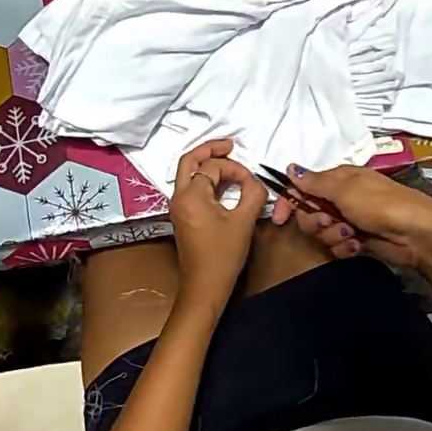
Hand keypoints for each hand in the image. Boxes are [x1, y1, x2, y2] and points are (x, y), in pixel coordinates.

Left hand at [167, 140, 266, 304]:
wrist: (204, 285)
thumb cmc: (223, 255)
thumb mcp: (244, 221)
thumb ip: (252, 194)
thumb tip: (254, 183)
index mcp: (191, 196)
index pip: (212, 168)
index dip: (235, 169)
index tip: (251, 182)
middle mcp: (178, 197)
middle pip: (188, 161)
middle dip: (209, 150)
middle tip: (229, 145)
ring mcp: (177, 207)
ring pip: (186, 174)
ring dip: (205, 164)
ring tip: (227, 161)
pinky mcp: (181, 216)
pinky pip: (189, 188)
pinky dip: (204, 179)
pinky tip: (220, 183)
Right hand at [270, 163, 431, 266]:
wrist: (416, 234)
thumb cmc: (380, 204)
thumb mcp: (344, 189)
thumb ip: (314, 182)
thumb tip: (290, 168)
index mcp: (337, 179)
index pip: (301, 188)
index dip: (287, 202)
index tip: (279, 218)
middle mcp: (339, 198)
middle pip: (306, 213)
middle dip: (314, 221)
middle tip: (328, 221)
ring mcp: (347, 219)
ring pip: (320, 232)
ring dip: (331, 235)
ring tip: (350, 234)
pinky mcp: (354, 239)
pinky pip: (334, 245)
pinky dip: (343, 247)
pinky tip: (356, 245)